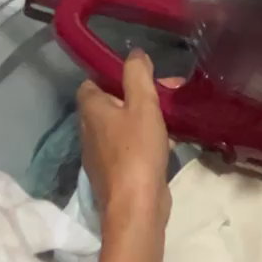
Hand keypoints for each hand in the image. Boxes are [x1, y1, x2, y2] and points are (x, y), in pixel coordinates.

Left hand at [77, 49, 171, 223]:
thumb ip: (137, 74)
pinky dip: (145, 139)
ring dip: (144, 117)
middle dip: (137, 95)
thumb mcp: (143, 104)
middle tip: (164, 93)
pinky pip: (129, 146)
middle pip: (110, 104)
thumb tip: (134, 54)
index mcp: (90, 110)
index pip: (91, 83)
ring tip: (171, 115)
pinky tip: (169, 141)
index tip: (138, 75)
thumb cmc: (137, 150)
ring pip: (122, 126)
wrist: (137, 208)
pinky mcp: (115, 174)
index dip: (112, 76)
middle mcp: (89, 131)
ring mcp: (100, 155)